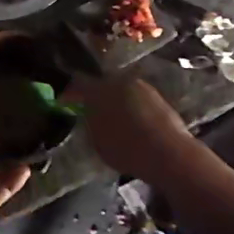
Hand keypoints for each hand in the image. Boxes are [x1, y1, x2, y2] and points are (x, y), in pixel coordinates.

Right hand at [65, 74, 222, 190]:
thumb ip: (90, 121)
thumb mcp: (98, 139)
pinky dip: (130, 106)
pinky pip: (136, 98)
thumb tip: (87, 111)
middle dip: (95, 95)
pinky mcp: (158, 97)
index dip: (70, 93)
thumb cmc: (127, 149)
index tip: (64, 101)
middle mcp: (122, 81)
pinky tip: (131, 121)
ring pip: (121, 90)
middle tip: (89, 110)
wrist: (169, 152)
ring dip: (114, 100)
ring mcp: (142, 87)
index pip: (80, 84)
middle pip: (103, 84)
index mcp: (101, 89)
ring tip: (111, 117)